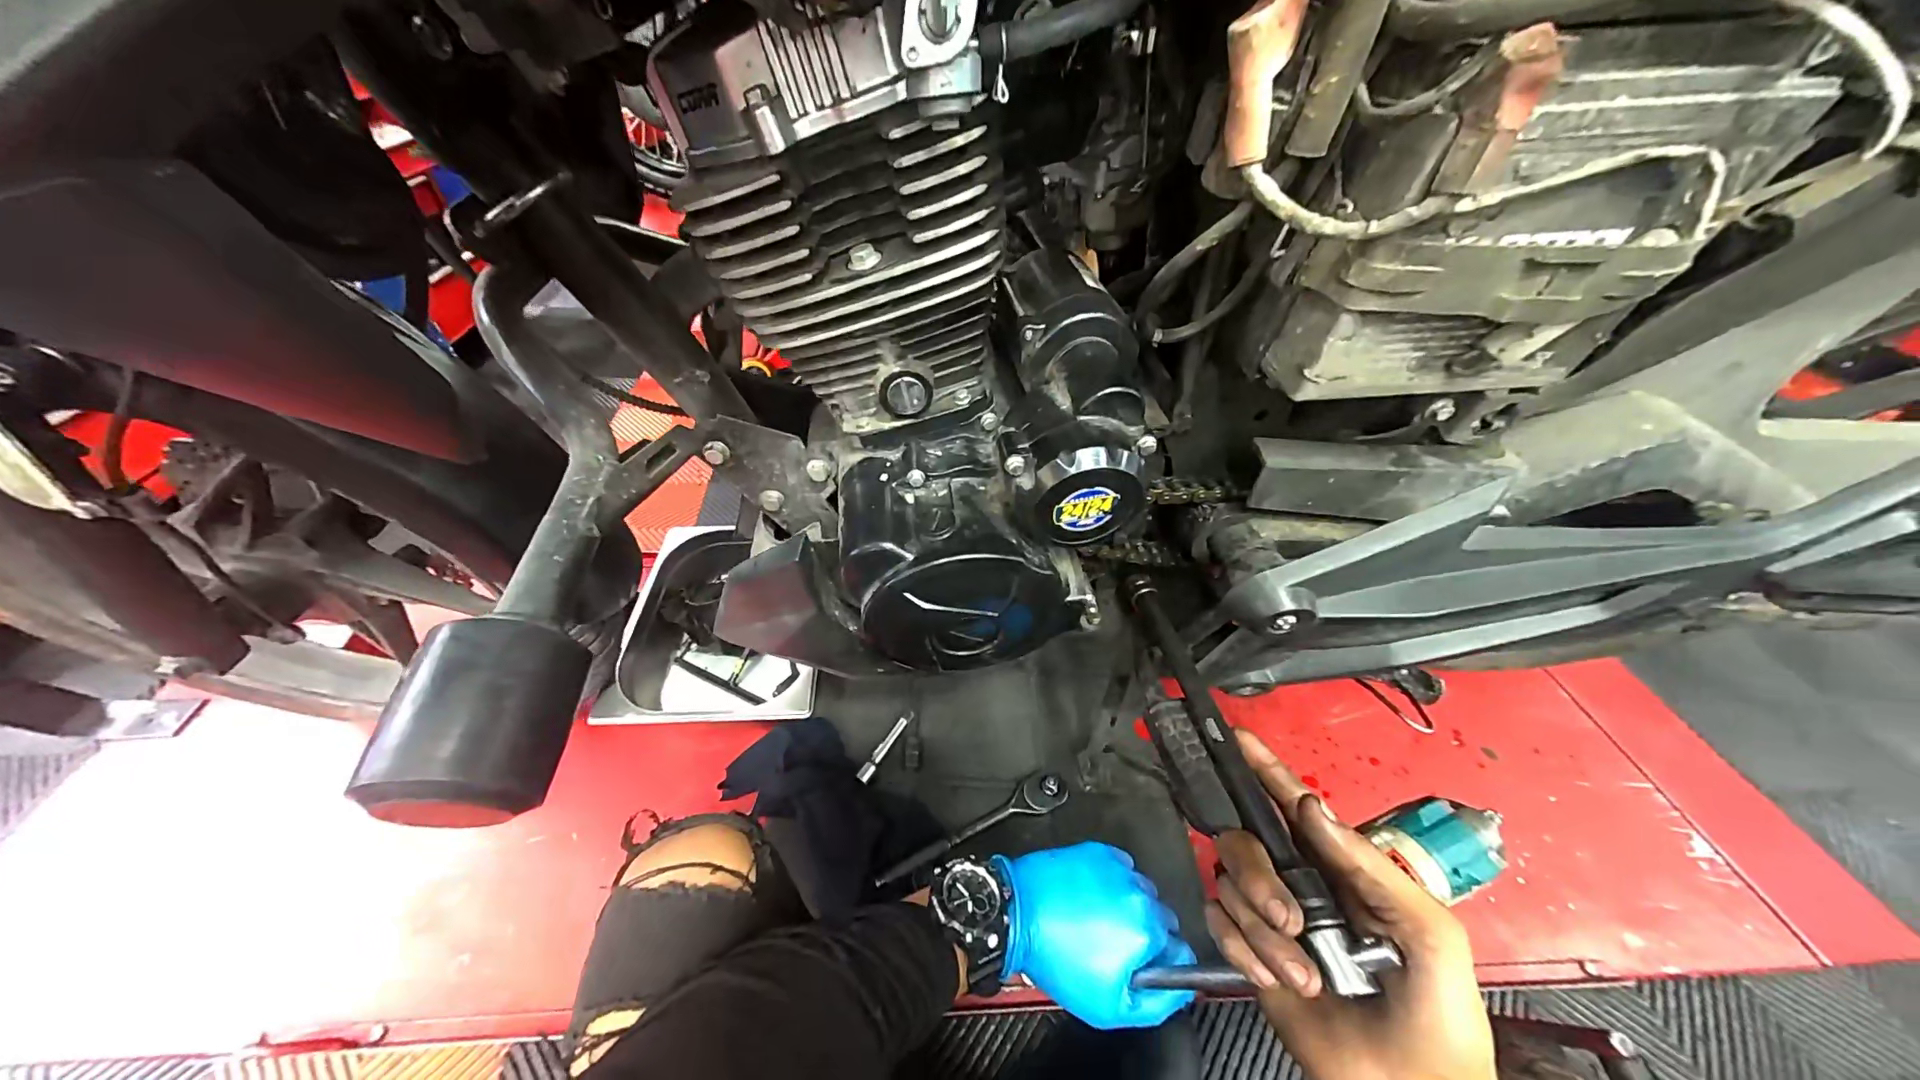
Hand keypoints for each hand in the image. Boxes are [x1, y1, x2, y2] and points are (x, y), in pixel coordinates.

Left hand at [996, 843, 1196, 1029]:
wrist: (1017, 913)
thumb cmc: (1055, 954)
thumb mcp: (1109, 1006)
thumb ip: (1156, 1005)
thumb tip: (1179, 991)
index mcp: (1148, 930)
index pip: (1182, 951)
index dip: (1164, 965)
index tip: (1145, 967)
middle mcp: (1139, 893)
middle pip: (1162, 919)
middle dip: (1146, 934)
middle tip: (1115, 945)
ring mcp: (1118, 869)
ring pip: (1141, 892)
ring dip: (1129, 905)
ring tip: (1098, 919)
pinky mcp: (1098, 852)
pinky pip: (1119, 868)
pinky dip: (1111, 881)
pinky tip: (1091, 896)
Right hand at [1206, 731, 1495, 1079]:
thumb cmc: (1435, 1011)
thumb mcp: (1429, 934)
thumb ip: (1374, 868)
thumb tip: (1312, 808)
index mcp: (1337, 866)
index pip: (1290, 803)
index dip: (1263, 768)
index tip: (1235, 738)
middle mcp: (1294, 880)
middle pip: (1243, 839)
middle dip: (1260, 878)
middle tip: (1294, 923)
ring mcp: (1266, 914)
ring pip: (1227, 883)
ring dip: (1263, 933)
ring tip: (1306, 974)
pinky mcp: (1244, 949)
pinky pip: (1217, 924)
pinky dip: (1245, 952)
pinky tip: (1280, 979)